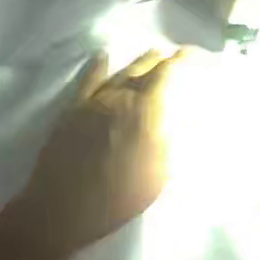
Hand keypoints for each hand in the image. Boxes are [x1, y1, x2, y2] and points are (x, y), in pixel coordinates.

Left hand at [7, 50, 183, 257]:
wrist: (65, 206)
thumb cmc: (120, 196)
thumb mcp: (160, 173)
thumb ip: (164, 140)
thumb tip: (165, 122)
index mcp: (145, 110)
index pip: (167, 73)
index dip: (183, 59)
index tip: (194, 54)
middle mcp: (118, 98)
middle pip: (141, 68)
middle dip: (160, 59)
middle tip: (173, 54)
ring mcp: (91, 103)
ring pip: (116, 72)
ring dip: (135, 62)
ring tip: (149, 53)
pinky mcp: (69, 113)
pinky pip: (86, 82)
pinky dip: (97, 67)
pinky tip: (103, 57)